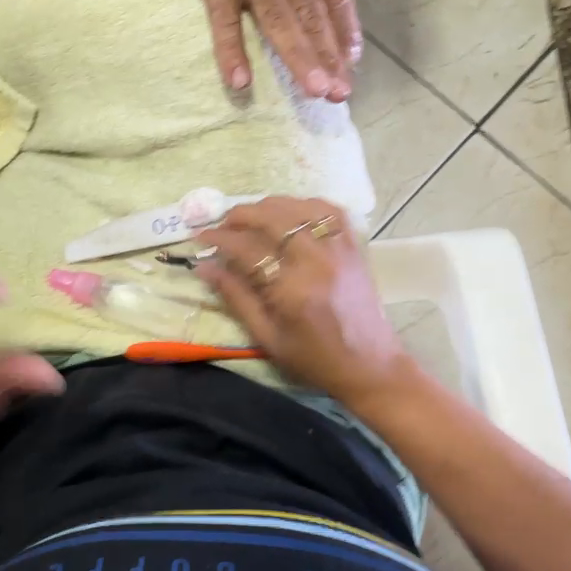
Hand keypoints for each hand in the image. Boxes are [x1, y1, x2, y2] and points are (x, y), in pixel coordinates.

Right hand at [156, 0, 362, 101]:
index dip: (345, 29)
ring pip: (279, 21)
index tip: (352, 60)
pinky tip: (240, 81)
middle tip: (340, 92)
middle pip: (312, 15)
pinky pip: (224, 21)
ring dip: (299, 57)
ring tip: (314, 89)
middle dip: (329, 54)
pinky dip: (231, 51)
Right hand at [194, 197, 420, 410]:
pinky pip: (328, 210)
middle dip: (240, 215)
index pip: (246, 249)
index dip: (219, 238)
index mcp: (292, 289)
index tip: (200, 236)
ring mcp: (339, 249)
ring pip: (298, 207)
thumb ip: (235, 297)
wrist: (370, 365)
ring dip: (269, 206)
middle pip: (271, 217)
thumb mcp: (267, 337)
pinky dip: (304, 205)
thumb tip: (203, 267)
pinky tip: (289, 213)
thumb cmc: (314, 359)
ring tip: (251, 217)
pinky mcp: (353, 246)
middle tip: (222, 224)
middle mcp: (316, 261)